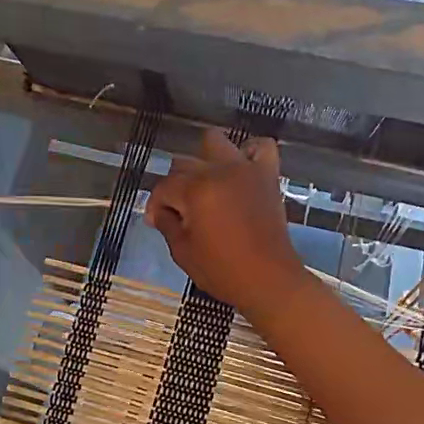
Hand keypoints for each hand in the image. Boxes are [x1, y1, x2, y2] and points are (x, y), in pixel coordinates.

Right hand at [146, 128, 310, 316]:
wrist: (268, 280)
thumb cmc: (222, 271)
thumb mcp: (183, 252)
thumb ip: (167, 225)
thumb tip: (158, 211)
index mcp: (195, 190)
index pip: (164, 187)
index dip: (155, 204)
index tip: (156, 221)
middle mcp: (219, 171)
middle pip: (185, 163)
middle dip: (176, 187)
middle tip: (180, 213)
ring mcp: (245, 170)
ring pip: (216, 143)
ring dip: (205, 160)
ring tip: (207, 186)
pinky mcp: (267, 176)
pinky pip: (261, 147)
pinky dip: (249, 152)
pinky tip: (240, 170)